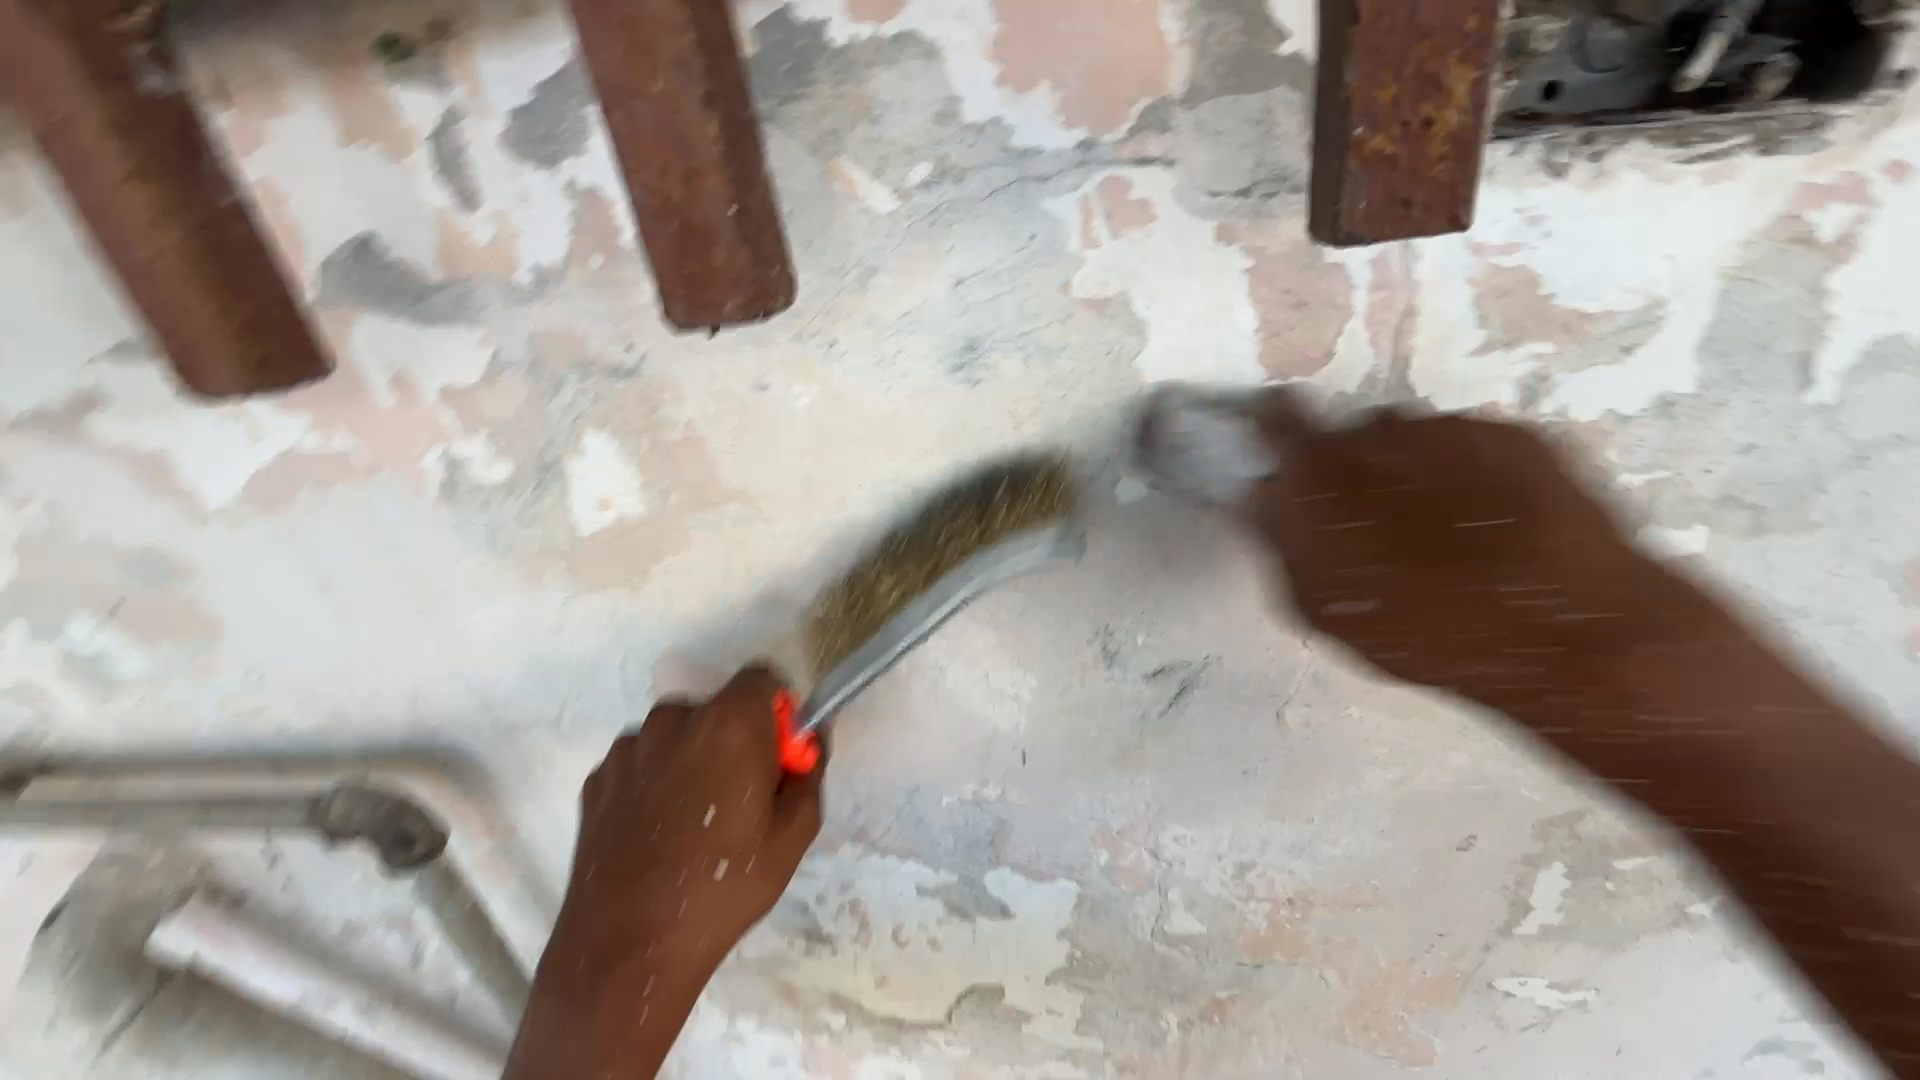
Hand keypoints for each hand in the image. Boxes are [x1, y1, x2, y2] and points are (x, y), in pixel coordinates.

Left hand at [555, 664, 824, 970]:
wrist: (628, 946)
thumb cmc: (724, 886)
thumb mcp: (794, 835)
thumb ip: (811, 772)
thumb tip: (812, 740)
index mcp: (729, 723)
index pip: (762, 678)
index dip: (777, 712)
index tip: (779, 756)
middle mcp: (674, 719)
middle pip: (717, 708)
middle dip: (735, 738)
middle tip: (741, 798)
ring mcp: (629, 748)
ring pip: (676, 735)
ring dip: (692, 759)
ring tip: (693, 823)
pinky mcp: (597, 778)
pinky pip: (641, 763)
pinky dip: (655, 782)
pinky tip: (657, 835)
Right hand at [1137, 386, 1726, 711]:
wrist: (1575, 637)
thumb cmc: (1427, 633)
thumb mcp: (1324, 609)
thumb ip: (1281, 543)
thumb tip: (1260, 496)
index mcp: (1326, 471)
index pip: (1276, 418)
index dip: (1270, 429)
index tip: (1278, 455)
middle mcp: (1384, 433)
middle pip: (1347, 433)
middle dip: (1349, 465)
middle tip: (1369, 520)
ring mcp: (1455, 428)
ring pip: (1410, 438)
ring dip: (1408, 467)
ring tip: (1438, 528)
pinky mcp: (1520, 435)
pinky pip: (1469, 443)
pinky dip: (1464, 471)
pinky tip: (1489, 522)